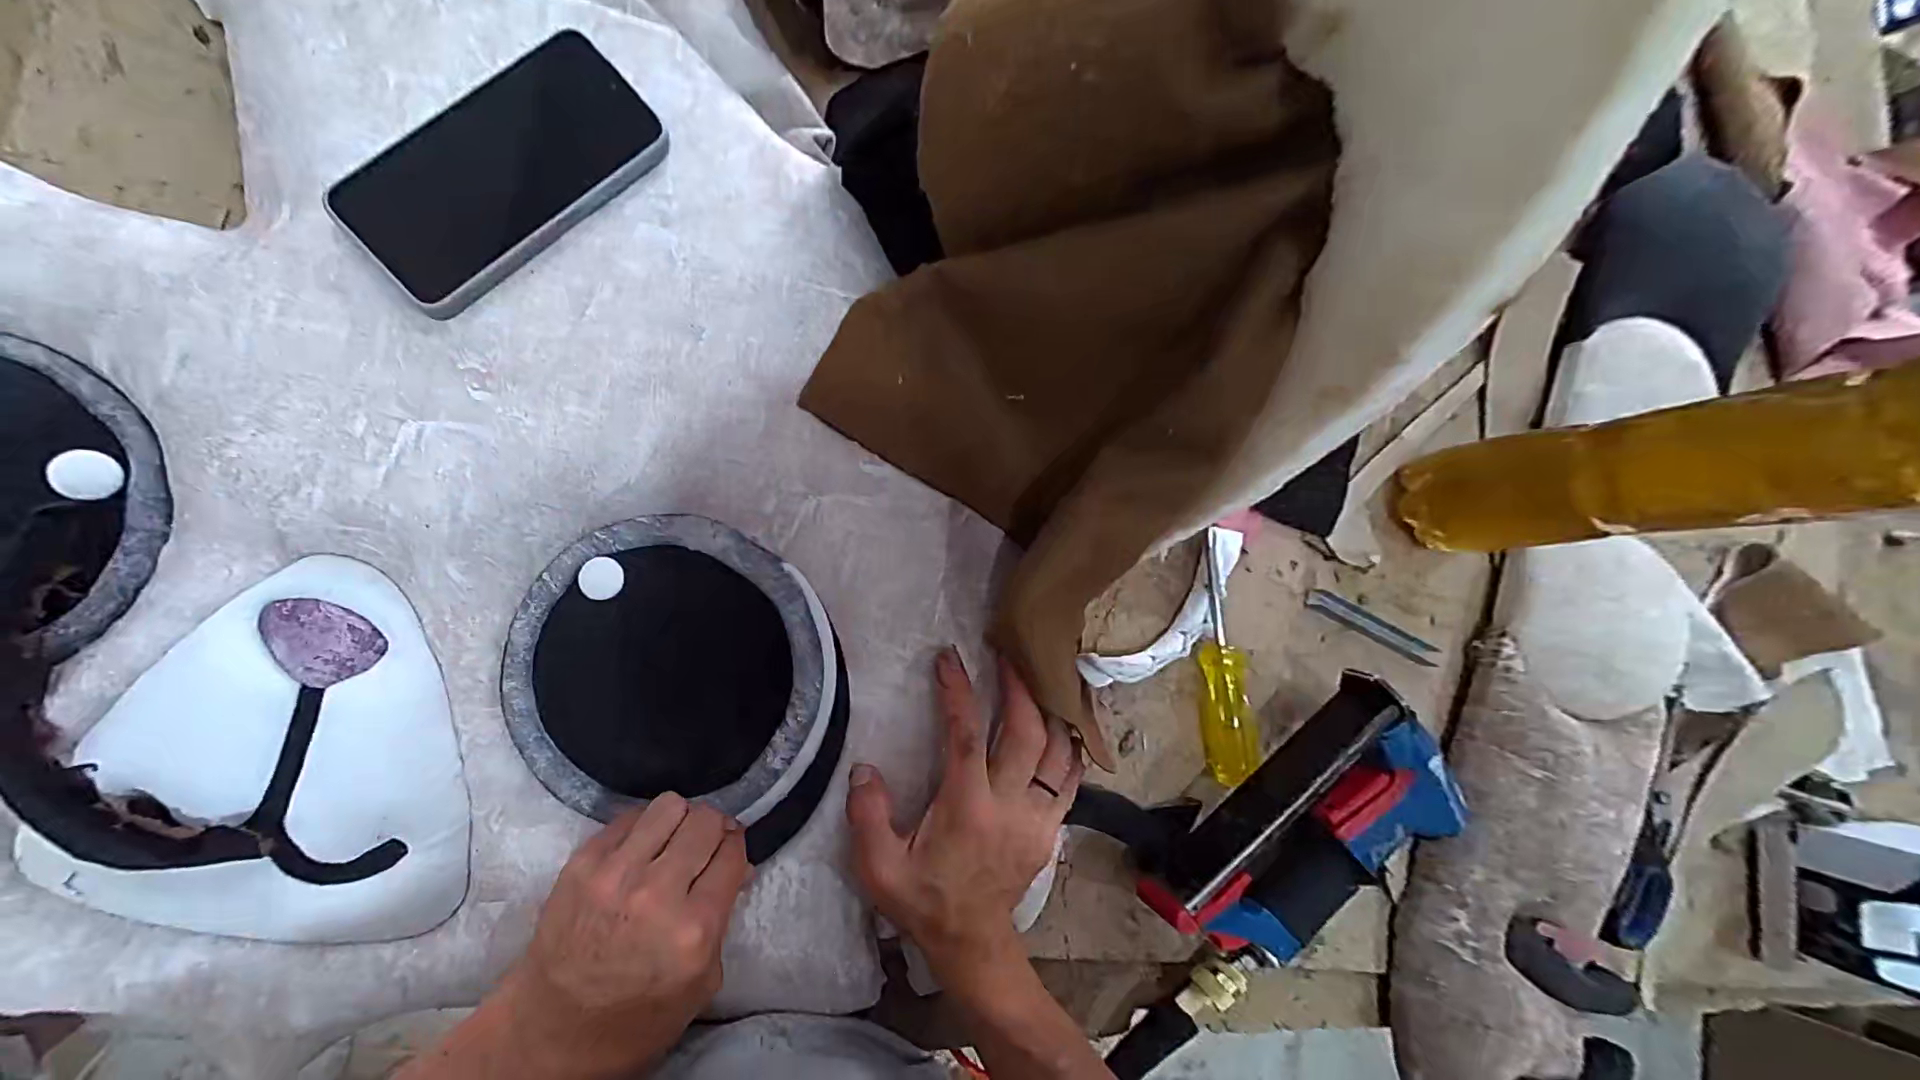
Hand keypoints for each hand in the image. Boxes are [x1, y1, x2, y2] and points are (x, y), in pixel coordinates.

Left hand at [413, 794, 750, 1079]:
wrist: (548, 1034)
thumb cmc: (636, 1017)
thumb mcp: (702, 981)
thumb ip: (725, 917)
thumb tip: (738, 865)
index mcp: (694, 929)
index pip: (733, 852)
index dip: (735, 847)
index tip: (728, 852)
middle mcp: (657, 894)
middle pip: (706, 820)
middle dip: (713, 828)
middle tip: (705, 844)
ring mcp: (614, 875)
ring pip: (669, 805)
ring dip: (680, 819)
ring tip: (673, 840)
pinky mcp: (581, 865)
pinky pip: (629, 817)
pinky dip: (643, 826)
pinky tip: (641, 848)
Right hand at [846, 648, 1082, 972]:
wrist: (972, 944)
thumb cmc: (923, 900)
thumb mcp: (878, 869)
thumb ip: (867, 816)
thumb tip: (864, 768)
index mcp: (967, 809)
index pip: (966, 735)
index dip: (957, 692)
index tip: (948, 659)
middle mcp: (1009, 806)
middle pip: (1026, 732)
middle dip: (1018, 687)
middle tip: (1006, 655)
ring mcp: (1037, 817)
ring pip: (1058, 751)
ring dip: (1048, 711)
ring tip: (1037, 680)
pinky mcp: (1051, 828)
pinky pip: (1070, 778)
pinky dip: (1068, 747)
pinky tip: (1059, 726)